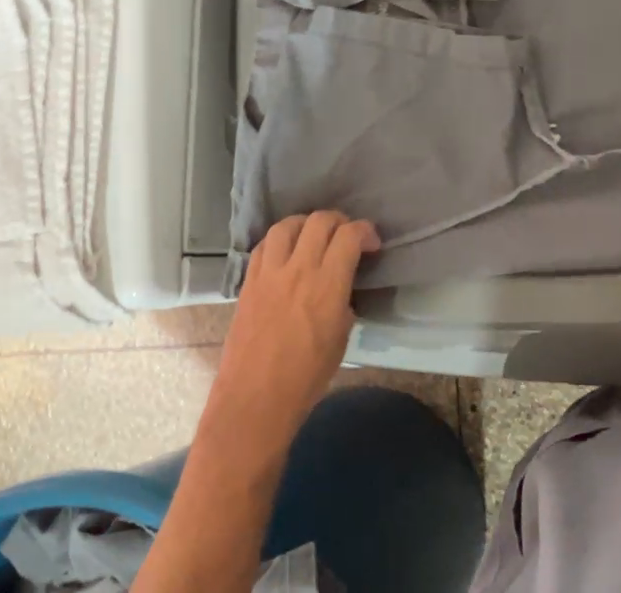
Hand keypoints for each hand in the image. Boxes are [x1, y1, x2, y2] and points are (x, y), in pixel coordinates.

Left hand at [138, 212, 378, 592]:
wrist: (255, 399)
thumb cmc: (307, 377)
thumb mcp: (341, 337)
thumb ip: (343, 301)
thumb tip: (341, 286)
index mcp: (327, 285)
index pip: (349, 235)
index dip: (366, 231)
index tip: (372, 244)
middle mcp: (298, 269)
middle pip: (319, 221)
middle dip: (339, 222)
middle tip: (347, 237)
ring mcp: (269, 273)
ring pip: (288, 225)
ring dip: (306, 224)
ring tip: (315, 236)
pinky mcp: (248, 282)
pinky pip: (265, 245)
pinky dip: (281, 239)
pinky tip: (287, 251)